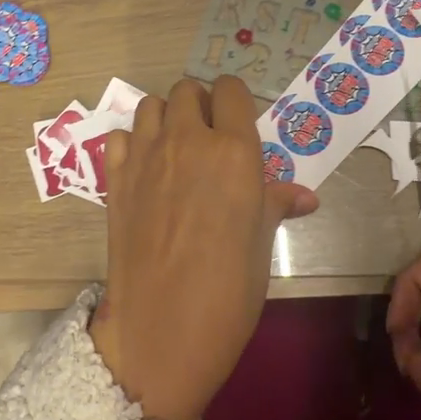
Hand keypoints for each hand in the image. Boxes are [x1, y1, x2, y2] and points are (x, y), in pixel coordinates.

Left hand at [90, 77, 319, 419]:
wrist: (163, 329)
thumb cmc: (229, 290)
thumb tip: (305, 196)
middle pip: (188, 90)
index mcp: (234, 151)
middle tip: (208, 137)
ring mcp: (145, 155)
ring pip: (151, 104)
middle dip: (200, 105)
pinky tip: (144, 168)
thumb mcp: (262, 244)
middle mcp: (188, 140)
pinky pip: (120, 135)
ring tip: (175, 147)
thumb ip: (275, 204)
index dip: (235, 102)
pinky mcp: (115, 177)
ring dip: (165, 116)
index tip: (238, 122)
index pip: (231, 91)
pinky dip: (132, 142)